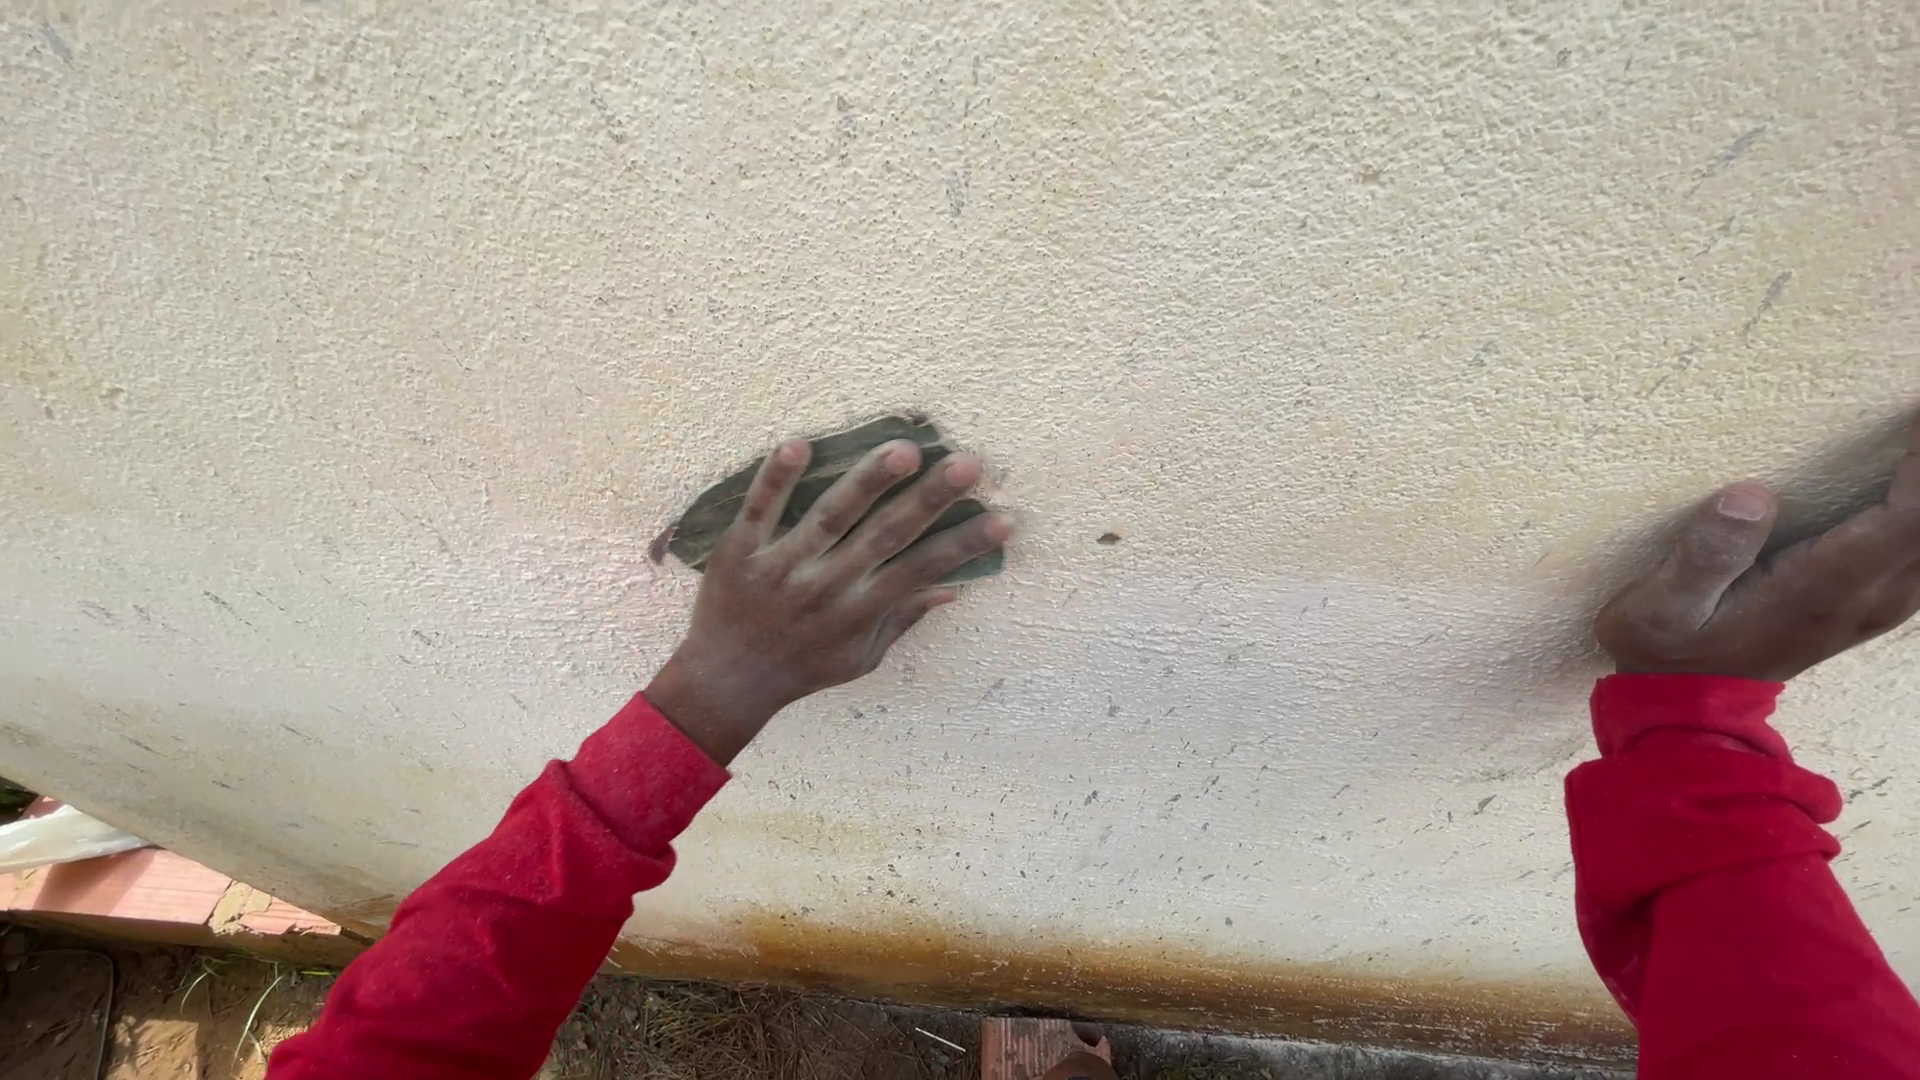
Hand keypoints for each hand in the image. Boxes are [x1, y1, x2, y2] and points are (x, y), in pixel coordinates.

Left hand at [646, 436, 1011, 763]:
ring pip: (829, 516)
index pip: (921, 571)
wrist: (726, 681)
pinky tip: (798, 443)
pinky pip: (760, 510)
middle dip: (929, 499)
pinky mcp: (741, 551)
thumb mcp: (862, 657)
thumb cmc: (803, 668)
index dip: (964, 545)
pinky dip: (776, 479)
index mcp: (859, 612)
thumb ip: (903, 619)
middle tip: (967, 463)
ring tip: (903, 449)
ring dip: (867, 482)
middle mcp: (826, 586)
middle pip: (884, 535)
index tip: (1003, 517)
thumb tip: (950, 589)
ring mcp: (782, 566)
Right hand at [1597, 415, 1919, 680]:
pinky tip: (1911, 485)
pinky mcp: (1876, 599)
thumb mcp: (1657, 607)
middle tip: (1917, 414)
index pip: (1912, 515)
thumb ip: (1704, 555)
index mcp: (1821, 588)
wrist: (1685, 697)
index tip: (1919, 409)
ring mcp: (1882, 600)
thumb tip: (1749, 493)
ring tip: (1916, 442)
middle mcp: (1871, 595)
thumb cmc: (1663, 647)